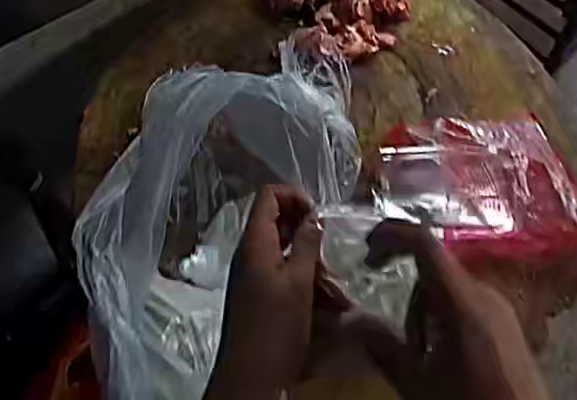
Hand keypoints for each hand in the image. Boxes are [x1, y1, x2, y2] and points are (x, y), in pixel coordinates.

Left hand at [205, 185, 323, 399]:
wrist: (249, 383)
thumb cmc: (275, 328)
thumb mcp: (299, 281)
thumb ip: (308, 242)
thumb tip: (314, 215)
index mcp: (254, 242)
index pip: (269, 195)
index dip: (295, 195)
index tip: (317, 213)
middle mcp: (249, 252)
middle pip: (275, 216)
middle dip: (303, 223)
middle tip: (325, 240)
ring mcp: (251, 273)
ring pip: (280, 243)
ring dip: (305, 249)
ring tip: (327, 267)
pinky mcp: (257, 292)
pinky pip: (279, 265)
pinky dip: (299, 267)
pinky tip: (318, 286)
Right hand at [354, 220, 550, 399]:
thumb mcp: (419, 386)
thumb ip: (384, 349)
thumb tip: (348, 322)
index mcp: (463, 299)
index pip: (425, 243)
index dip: (393, 235)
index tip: (367, 249)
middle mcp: (485, 292)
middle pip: (436, 269)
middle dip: (412, 298)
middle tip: (404, 341)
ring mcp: (501, 305)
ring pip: (452, 287)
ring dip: (429, 312)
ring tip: (425, 359)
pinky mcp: (509, 322)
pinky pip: (470, 302)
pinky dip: (448, 318)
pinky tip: (446, 357)